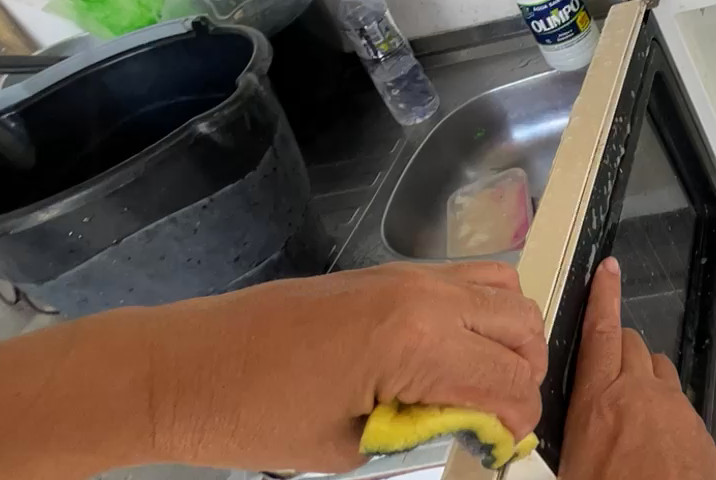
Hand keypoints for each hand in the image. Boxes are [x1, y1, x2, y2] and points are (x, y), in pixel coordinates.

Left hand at [132, 261, 546, 472]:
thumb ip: (421, 429)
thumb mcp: (346, 447)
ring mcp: (419, 273)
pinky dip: (488, 308)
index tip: (509, 445)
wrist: (191, 362)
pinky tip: (462, 343)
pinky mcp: (404, 268)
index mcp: (417, 343)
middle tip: (500, 415)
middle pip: (522, 326)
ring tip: (488, 376)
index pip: (505, 378)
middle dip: (524, 375)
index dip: (518, 418)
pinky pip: (476, 276)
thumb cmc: (254, 419)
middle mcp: (432, 296)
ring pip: (508, 292)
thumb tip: (471, 422)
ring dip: (513, 336)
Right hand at [560, 258, 715, 479]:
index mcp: (598, 405)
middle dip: (615, 347)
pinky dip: (663, 405)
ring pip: (656, 368)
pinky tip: (653, 439)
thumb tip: (553, 443)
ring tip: (626, 408)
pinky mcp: (697, 425)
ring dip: (641, 375)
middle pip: (629, 344)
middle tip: (601, 372)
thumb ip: (570, 441)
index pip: (600, 334)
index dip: (603, 296)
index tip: (608, 268)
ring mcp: (673, 407)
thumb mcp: (571, 470)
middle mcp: (639, 394)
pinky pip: (676, 398)